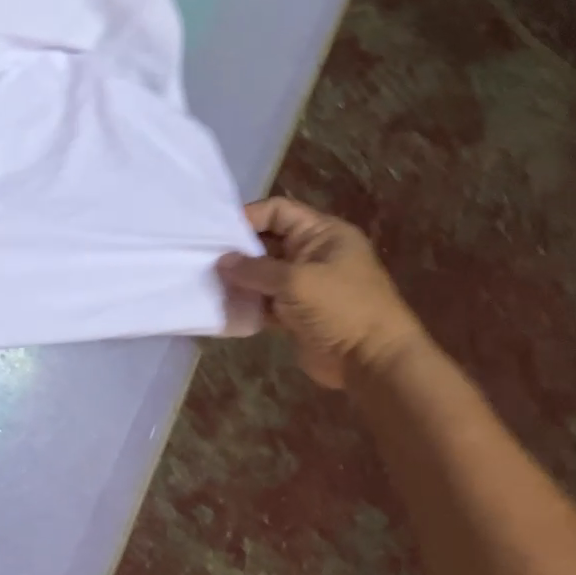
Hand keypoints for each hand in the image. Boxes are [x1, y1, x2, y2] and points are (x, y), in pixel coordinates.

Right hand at [217, 197, 427, 389]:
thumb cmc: (341, 309)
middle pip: (266, 240)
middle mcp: (313, 253)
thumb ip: (254, 269)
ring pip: (262, 272)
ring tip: (208, 281)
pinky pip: (263, 299)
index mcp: (324, 234)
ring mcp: (305, 284)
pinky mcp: (295, 311)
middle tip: (205, 258)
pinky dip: (246, 301)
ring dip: (239, 278)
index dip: (248, 217)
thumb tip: (221, 262)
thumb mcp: (295, 281)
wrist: (371, 363)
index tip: (216, 233)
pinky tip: (224, 304)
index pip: (278, 211)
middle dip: (237, 250)